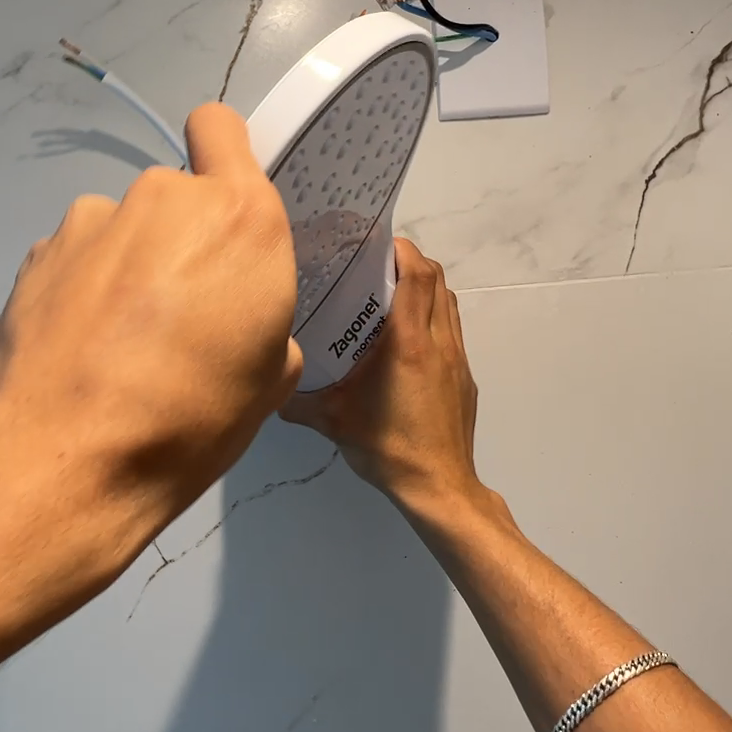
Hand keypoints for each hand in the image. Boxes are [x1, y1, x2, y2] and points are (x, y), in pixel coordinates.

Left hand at [0, 103, 303, 563]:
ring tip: (116, 341)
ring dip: (128, 264)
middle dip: (181, 240)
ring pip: (124, 228)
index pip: (222, 129)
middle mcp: (163, 199)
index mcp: (239, 219)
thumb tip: (232, 322)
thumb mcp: (268, 382)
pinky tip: (76, 346)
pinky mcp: (38, 251)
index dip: (223, 156)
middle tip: (175, 316)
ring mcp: (92, 220)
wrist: (61, 456)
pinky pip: (80, 256)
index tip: (222, 210)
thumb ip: (263, 321)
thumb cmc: (191, 419)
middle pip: (176, 197)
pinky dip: (84, 286)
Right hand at [280, 238, 481, 511]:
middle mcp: (438, 343)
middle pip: (438, 280)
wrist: (439, 487)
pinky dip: (432, 316)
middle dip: (411, 262)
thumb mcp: (332, 422)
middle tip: (376, 266)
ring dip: (425, 288)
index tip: (376, 244)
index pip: (417, 276)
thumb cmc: (386, 448)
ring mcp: (457, 359)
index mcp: (408, 344)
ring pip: (449, 302)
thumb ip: (295, 402)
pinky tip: (404, 339)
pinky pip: (451, 328)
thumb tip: (268, 385)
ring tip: (390, 295)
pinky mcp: (464, 377)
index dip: (402, 250)